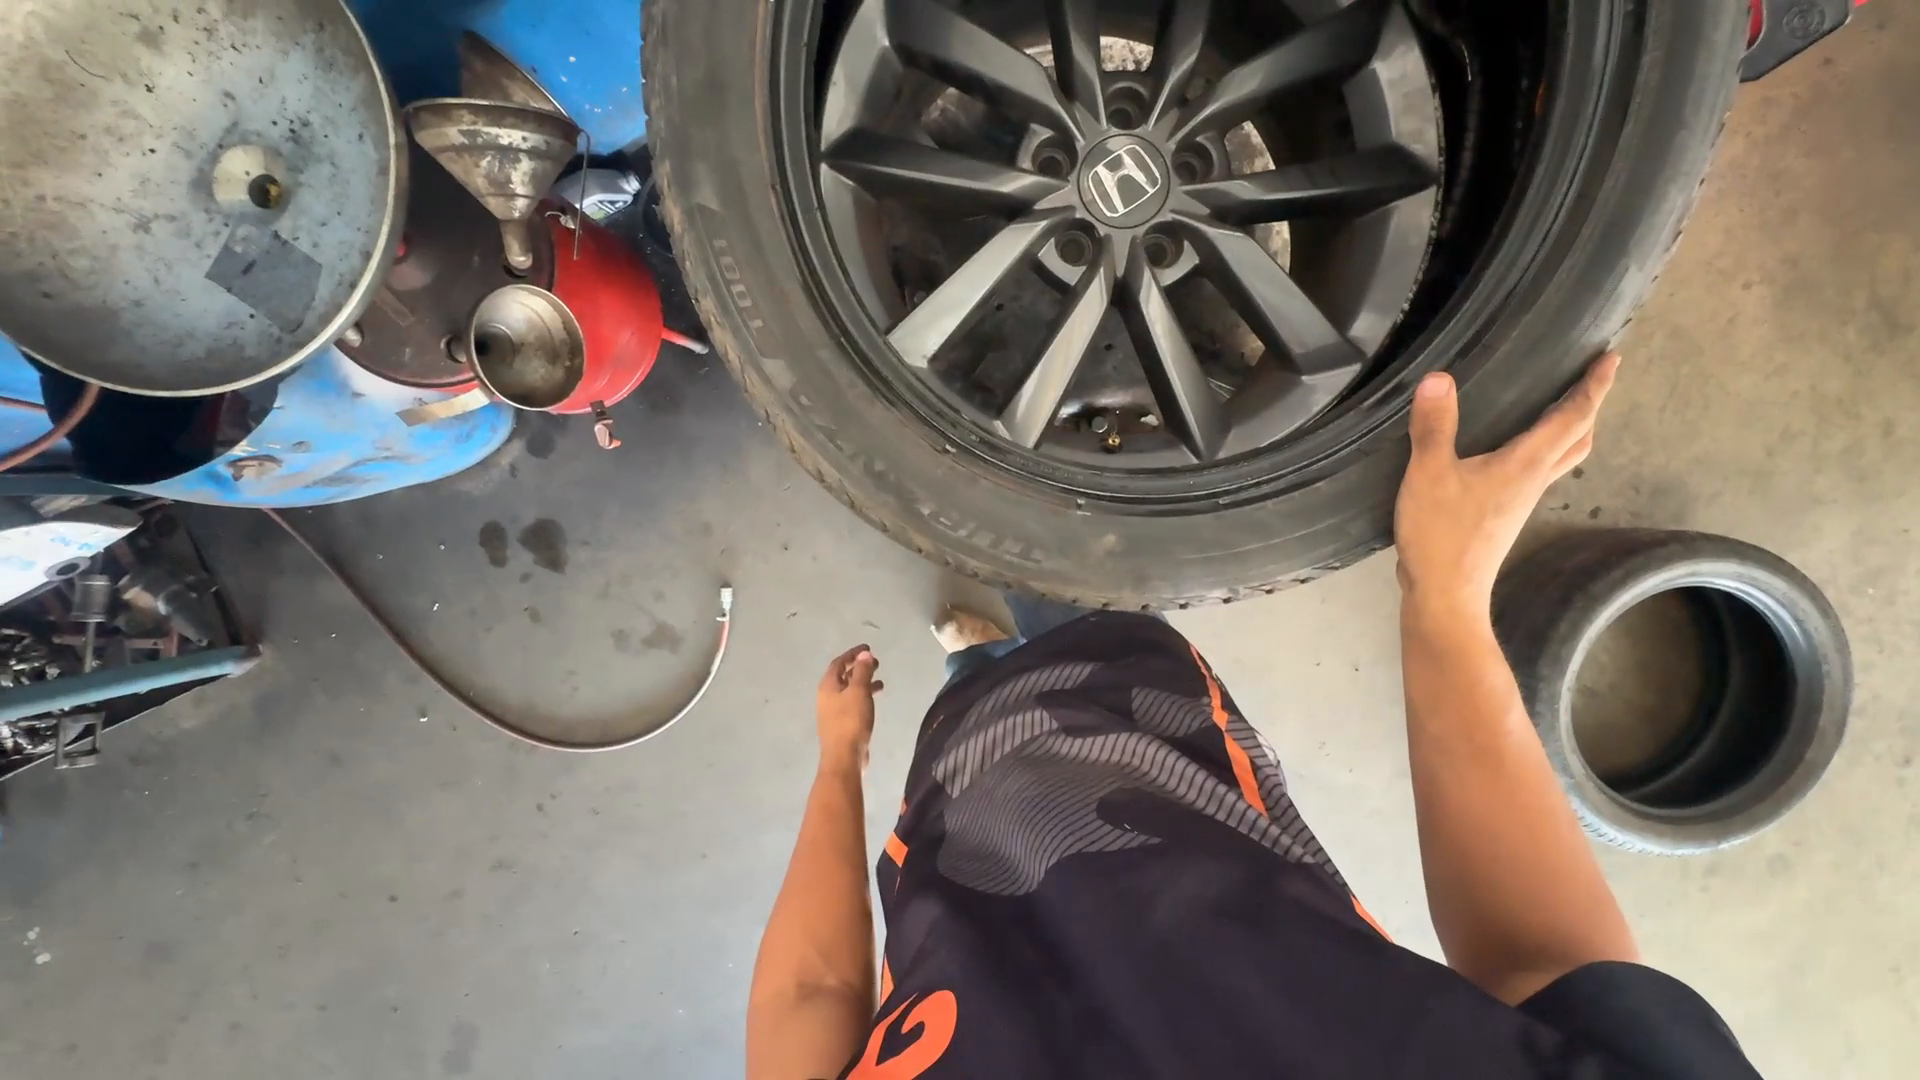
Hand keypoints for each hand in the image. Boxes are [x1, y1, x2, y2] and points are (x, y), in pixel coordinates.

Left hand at [816, 645, 882, 771]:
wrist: (844, 757)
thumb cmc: (851, 720)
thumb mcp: (859, 691)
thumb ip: (862, 671)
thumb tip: (864, 654)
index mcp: (827, 686)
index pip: (839, 662)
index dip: (853, 653)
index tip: (868, 648)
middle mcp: (827, 696)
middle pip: (842, 675)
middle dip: (859, 667)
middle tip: (876, 663)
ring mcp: (833, 711)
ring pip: (848, 689)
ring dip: (863, 682)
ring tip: (879, 679)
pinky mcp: (841, 723)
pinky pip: (852, 702)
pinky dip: (863, 695)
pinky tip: (875, 698)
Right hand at [1394, 353, 1619, 619]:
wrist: (1445, 591)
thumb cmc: (1442, 533)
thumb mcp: (1428, 475)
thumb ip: (1434, 428)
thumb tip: (1438, 378)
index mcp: (1525, 464)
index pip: (1571, 418)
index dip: (1592, 386)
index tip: (1610, 359)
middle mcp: (1532, 480)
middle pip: (1577, 440)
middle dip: (1587, 408)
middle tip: (1589, 382)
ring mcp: (1519, 502)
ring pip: (1560, 459)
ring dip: (1568, 432)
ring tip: (1558, 411)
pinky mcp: (1502, 517)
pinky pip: (1535, 474)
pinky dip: (1539, 453)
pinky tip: (1512, 454)